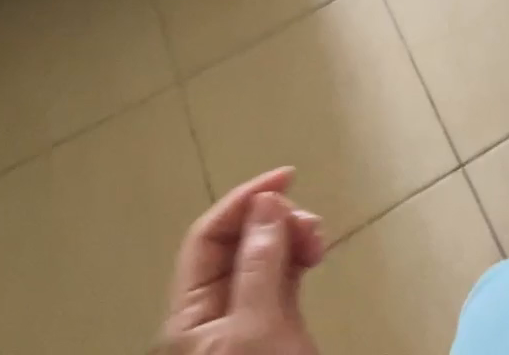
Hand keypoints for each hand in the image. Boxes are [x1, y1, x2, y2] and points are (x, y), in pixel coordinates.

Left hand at [163, 167, 324, 354]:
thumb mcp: (258, 331)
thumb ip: (260, 265)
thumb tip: (266, 201)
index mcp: (190, 318)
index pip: (207, 239)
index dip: (242, 201)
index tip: (288, 177)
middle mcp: (212, 316)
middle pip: (236, 245)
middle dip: (274, 221)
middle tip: (312, 228)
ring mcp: (245, 324)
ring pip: (263, 258)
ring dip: (291, 236)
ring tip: (318, 242)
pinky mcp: (274, 331)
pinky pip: (281, 278)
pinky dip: (297, 258)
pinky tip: (314, 254)